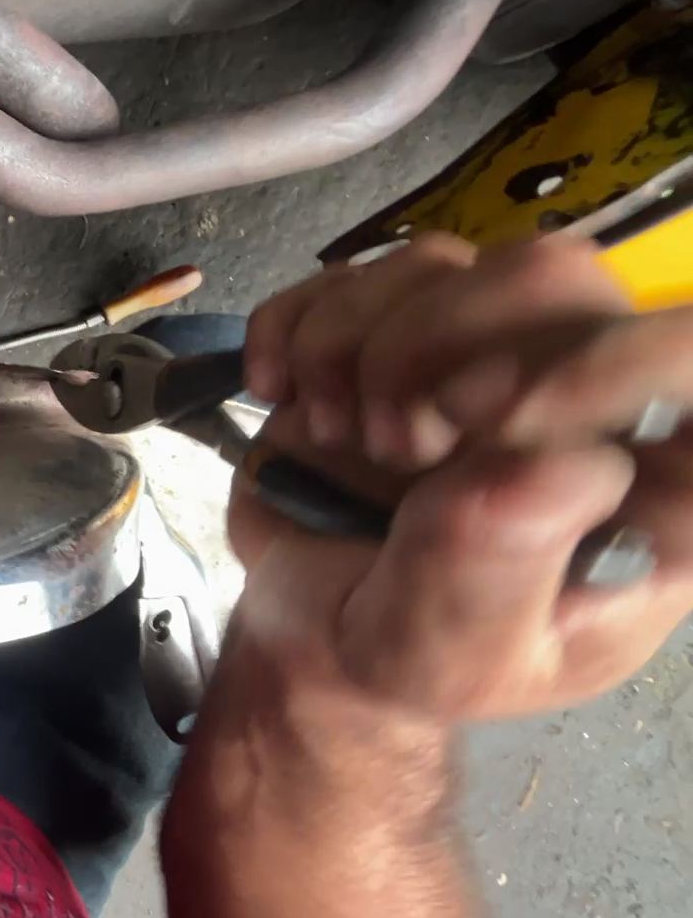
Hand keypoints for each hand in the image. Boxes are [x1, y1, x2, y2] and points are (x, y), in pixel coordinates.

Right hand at [231, 234, 690, 720]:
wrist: (303, 622)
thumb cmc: (392, 651)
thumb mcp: (441, 652)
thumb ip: (491, 577)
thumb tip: (550, 466)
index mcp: (644, 483)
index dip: (616, 362)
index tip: (495, 427)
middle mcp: (565, 401)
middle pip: (542, 279)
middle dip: (430, 354)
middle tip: (387, 443)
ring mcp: (457, 362)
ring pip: (430, 265)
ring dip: (345, 348)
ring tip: (329, 431)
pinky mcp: (362, 349)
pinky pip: (333, 279)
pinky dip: (285, 326)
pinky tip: (274, 389)